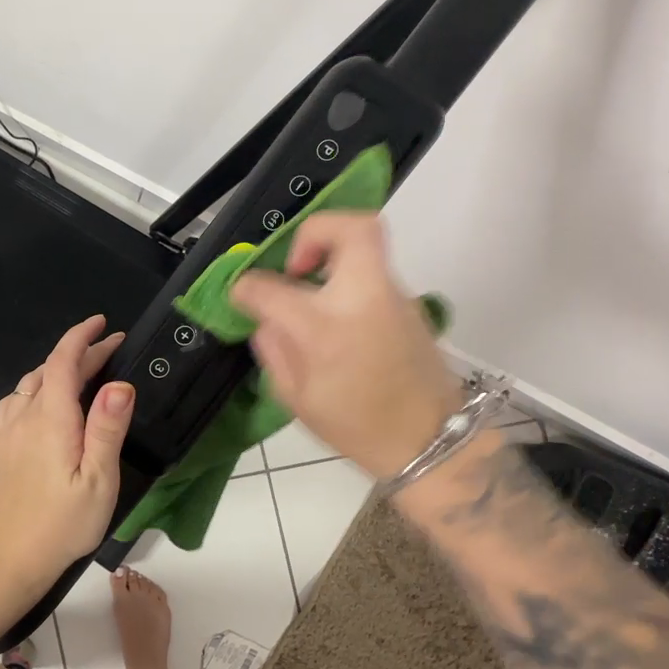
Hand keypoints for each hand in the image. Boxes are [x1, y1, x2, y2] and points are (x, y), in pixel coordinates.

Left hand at [0, 316, 134, 583]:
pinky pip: (16, 402)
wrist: (11, 555)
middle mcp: (23, 418)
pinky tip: (47, 402)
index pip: (62, 362)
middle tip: (110, 351)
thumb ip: (106, 428)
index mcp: (50, 419)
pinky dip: (36, 389)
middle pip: (47, 371)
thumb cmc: (62, 523)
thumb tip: (120, 384)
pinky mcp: (1, 448)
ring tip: (84, 373)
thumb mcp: (98, 479)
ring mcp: (7, 432)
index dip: (82, 338)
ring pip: (28, 385)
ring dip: (55, 370)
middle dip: (78, 354)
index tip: (103, 324)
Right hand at [230, 213, 461, 478]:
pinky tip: (330, 319)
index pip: (272, 288)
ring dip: (327, 261)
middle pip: (351, 228)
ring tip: (306, 296)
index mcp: (326, 330)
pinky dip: (343, 284)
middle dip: (314, 232)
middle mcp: (363, 300)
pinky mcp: (408, 304)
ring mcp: (393, 297)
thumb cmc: (353, 426)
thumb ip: (275, 349)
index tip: (240, 295)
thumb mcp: (294, 397)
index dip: (246, 287)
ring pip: (361, 251)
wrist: (428, 439)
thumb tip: (265, 320)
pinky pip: (369, 277)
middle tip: (293, 266)